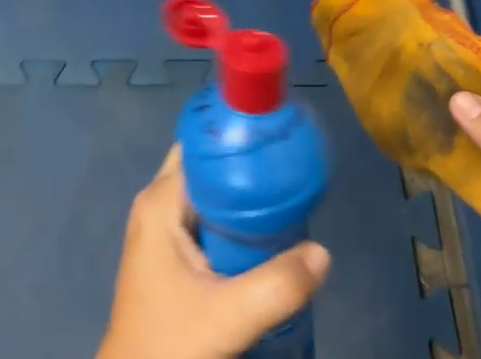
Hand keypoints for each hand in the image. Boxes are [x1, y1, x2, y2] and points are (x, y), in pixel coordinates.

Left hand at [96, 146, 330, 358]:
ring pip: (209, 193)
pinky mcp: (170, 251)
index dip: (240, 141)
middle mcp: (157, 203)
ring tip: (287, 197)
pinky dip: (234, 217)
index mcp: (161, 202)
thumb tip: (323, 253)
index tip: (280, 143)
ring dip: (243, 195)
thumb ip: (278, 284)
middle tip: (291, 174)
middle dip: (247, 168)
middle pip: (208, 167)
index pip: (203, 147)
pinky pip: (206, 216)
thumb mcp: (231, 315)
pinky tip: (265, 232)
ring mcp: (161, 227)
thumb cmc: (172, 339)